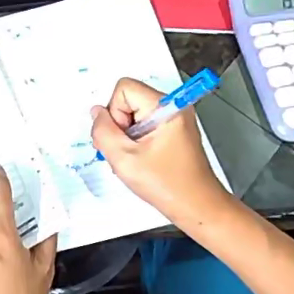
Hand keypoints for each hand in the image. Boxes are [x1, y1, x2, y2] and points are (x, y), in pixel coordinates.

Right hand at [90, 77, 234, 227]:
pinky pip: (144, 125)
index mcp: (166, 107)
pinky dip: (136, 142)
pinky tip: (142, 160)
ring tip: (137, 159)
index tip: (125, 139)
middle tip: (128, 152)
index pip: (124, 88)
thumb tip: (97, 113)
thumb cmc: (169, 185)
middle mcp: (173, 106)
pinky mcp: (173, 130)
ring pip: (134, 114)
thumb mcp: (123, 159)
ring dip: (127, 137)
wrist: (197, 206)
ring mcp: (174, 118)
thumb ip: (102, 132)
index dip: (115, 113)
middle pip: (128, 99)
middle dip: (120, 126)